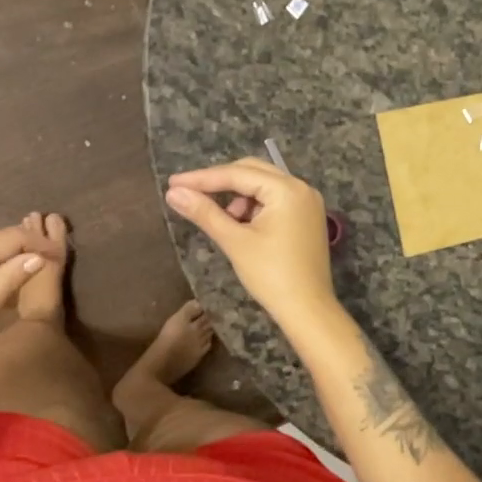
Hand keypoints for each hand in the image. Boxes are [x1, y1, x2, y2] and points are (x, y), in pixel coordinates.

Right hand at [165, 157, 335, 320]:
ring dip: (240, 198)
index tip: (173, 183)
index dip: (202, 178)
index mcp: (287, 190)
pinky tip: (243, 227)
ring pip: (264, 186)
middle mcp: (302, 188)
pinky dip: (256, 208)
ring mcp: (308, 203)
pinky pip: (276, 201)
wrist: (308, 310)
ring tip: (225, 221)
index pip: (237, 174)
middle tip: (190, 193)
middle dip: (221, 183)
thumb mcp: (235, 241)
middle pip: (253, 172)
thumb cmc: (271, 275)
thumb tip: (173, 193)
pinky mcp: (308, 218)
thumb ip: (205, 213)